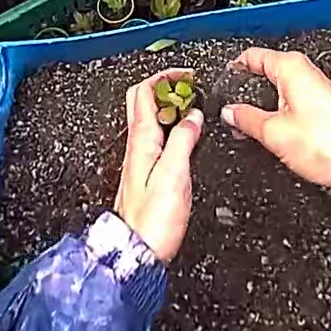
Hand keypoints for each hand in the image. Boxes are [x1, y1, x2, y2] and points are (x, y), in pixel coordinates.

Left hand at [114, 68, 203, 262]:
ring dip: (169, 105)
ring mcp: (140, 158)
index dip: (164, 76)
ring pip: (150, 118)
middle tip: (188, 85)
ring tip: (191, 105)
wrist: (136, 256)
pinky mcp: (146, 172)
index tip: (187, 75)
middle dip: (165, 86)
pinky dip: (172, 126)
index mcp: (141, 139)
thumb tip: (194, 115)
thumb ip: (183, 140)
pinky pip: (156, 136)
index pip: (144, 92)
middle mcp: (137, 145)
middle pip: (142, 101)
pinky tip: (186, 134)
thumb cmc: (152, 221)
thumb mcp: (173, 174)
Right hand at [219, 48, 330, 186]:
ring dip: (264, 104)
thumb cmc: (327, 142)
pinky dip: (280, 112)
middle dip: (248, 90)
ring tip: (249, 125)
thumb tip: (230, 112)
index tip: (223, 82)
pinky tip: (274, 130)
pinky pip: (293, 101)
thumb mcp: (273, 132)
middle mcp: (305, 71)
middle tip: (232, 110)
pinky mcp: (323, 105)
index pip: (253, 56)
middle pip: (267, 72)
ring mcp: (316, 88)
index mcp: (291, 67)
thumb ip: (246, 119)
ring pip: (280, 88)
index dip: (235, 68)